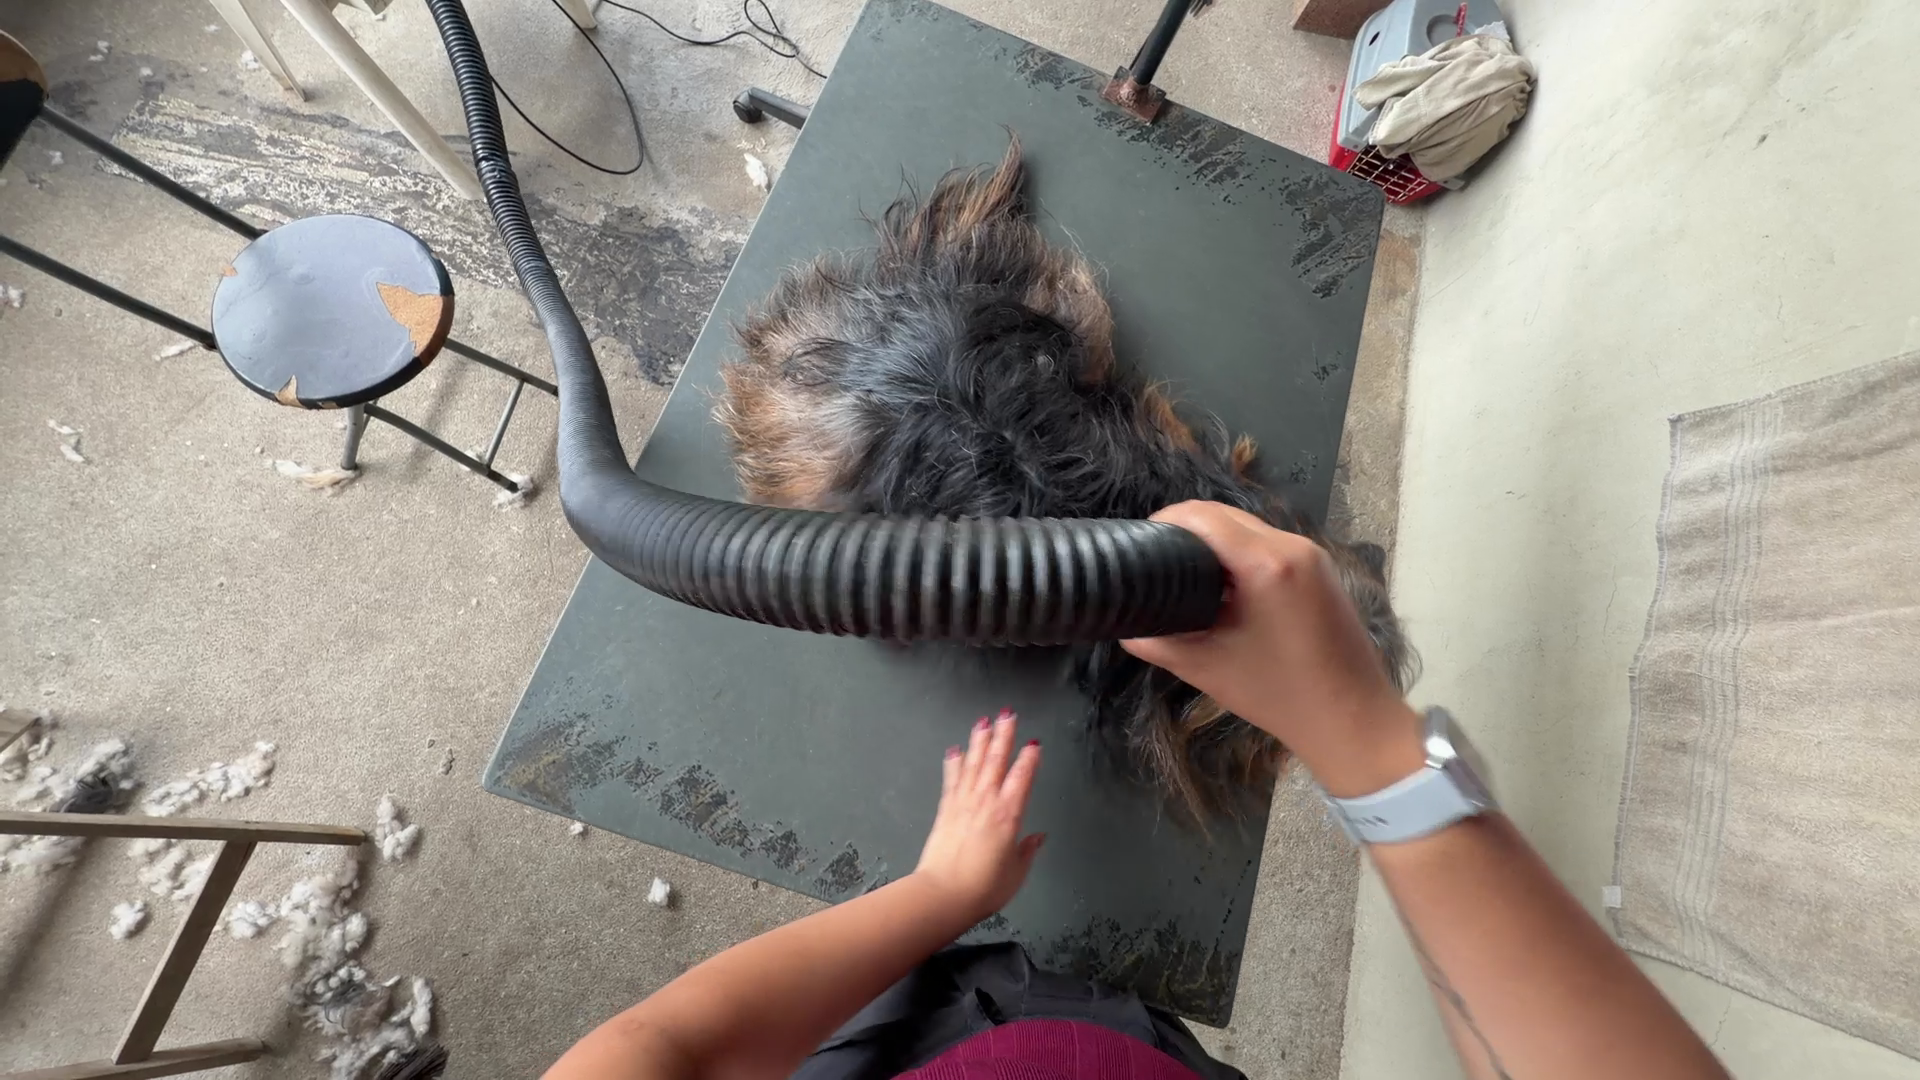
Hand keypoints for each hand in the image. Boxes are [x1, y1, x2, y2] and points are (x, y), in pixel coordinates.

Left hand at [912, 710, 1044, 923]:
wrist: (943, 895)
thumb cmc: (983, 888)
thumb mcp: (1016, 873)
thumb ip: (1026, 851)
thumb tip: (1037, 837)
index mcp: (1008, 815)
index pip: (1022, 778)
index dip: (1029, 759)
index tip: (1034, 743)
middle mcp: (986, 802)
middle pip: (996, 761)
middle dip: (1003, 736)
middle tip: (1007, 714)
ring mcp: (963, 803)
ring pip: (974, 764)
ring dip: (979, 741)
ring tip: (984, 722)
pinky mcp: (945, 809)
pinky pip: (952, 780)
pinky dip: (954, 763)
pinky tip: (955, 750)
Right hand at [1122, 501, 1423, 796]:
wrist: (1353, 721)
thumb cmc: (1277, 695)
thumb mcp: (1203, 668)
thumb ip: (1155, 640)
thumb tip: (1125, 625)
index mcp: (1265, 563)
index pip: (1202, 516)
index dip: (1163, 521)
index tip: (1139, 544)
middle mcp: (1292, 546)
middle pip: (1224, 514)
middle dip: (1184, 528)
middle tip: (1154, 559)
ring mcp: (1312, 555)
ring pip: (1247, 526)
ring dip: (1212, 538)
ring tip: (1181, 571)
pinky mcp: (1321, 569)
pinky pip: (1267, 543)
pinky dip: (1238, 551)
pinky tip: (1220, 583)